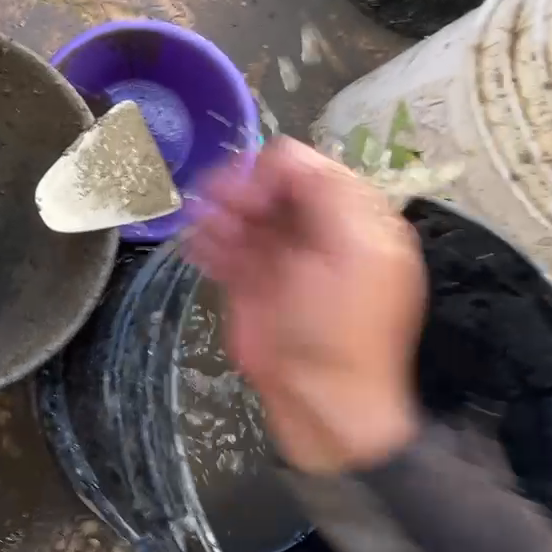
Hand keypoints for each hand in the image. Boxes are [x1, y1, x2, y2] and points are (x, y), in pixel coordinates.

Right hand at [181, 138, 425, 474]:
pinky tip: (198, 248)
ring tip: (205, 230)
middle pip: (265, 185)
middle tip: (218, 208)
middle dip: (238, 190)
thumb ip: (327, 192)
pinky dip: (204, 239)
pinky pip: (218, 242)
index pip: (304, 168)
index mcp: (350, 219)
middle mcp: (313, 230)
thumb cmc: (340, 323)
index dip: (273, 172)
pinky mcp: (245, 278)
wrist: (317, 397)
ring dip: (216, 213)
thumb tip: (283, 154)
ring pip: (236, 210)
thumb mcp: (353, 250)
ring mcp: (276, 254)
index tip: (251, 193)